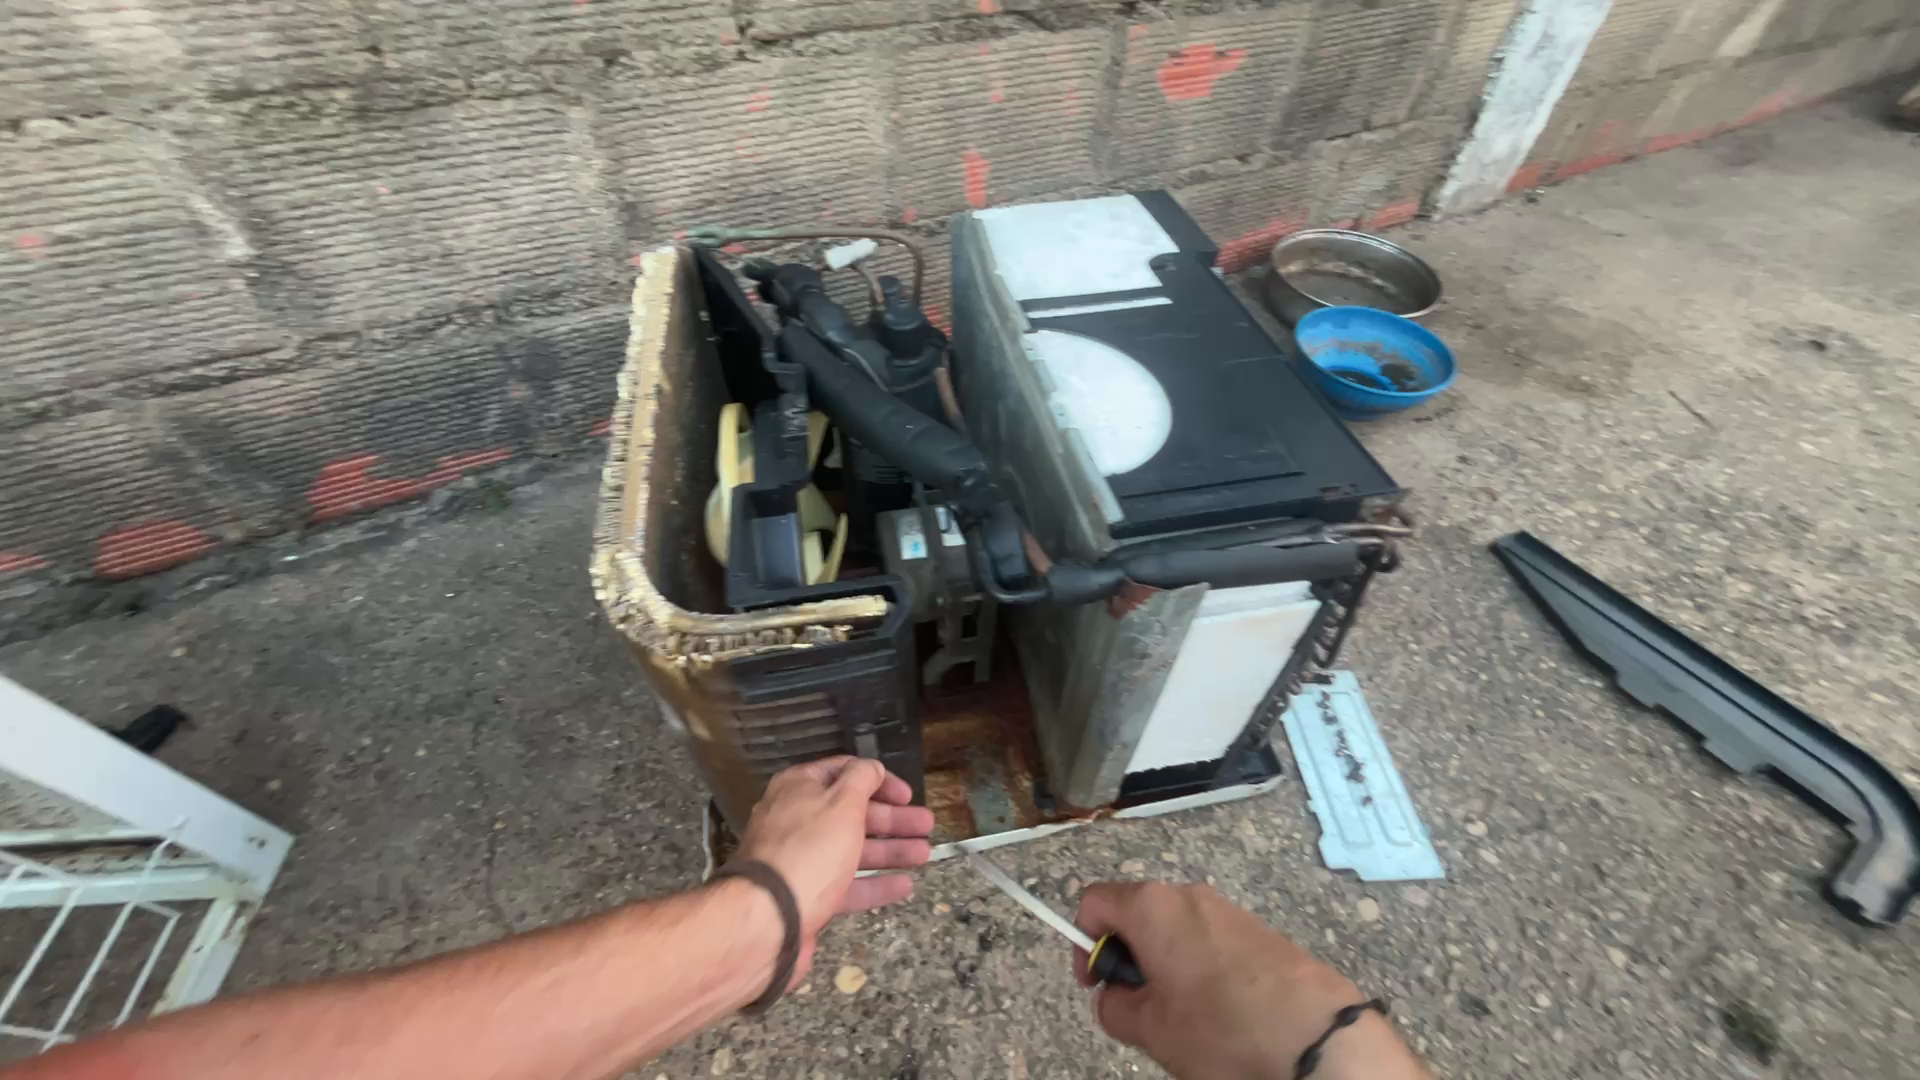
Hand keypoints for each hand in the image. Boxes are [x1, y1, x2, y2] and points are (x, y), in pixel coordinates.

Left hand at [733, 757, 933, 975]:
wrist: (766, 922)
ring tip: (924, 853)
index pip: (845, 772)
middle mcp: (797, 819)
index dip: (880, 781)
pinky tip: (904, 885)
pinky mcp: (807, 896)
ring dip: (891, 850)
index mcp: (800, 788)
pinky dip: (875, 883)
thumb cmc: (809, 850)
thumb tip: (871, 767)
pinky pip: (846, 884)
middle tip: (926, 824)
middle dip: (893, 819)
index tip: (908, 794)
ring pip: (853, 849)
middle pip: (853, 813)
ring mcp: (802, 860)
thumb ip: (862, 779)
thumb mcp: (841, 802)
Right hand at [1072, 883, 1426, 1079]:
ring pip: (1173, 927)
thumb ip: (1116, 1008)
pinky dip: (1199, 965)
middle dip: (1127, 955)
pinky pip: (1208, 937)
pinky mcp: (1257, 928)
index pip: (1093, 901)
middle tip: (1138, 1006)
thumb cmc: (1222, 1029)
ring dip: (1164, 962)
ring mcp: (1224, 908)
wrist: (1320, 1038)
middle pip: (1135, 911)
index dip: (1084, 942)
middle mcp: (1185, 893)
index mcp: (1150, 906)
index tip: (1096, 984)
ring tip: (1182, 1017)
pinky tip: (1222, 1012)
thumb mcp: (1152, 1031)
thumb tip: (1113, 997)